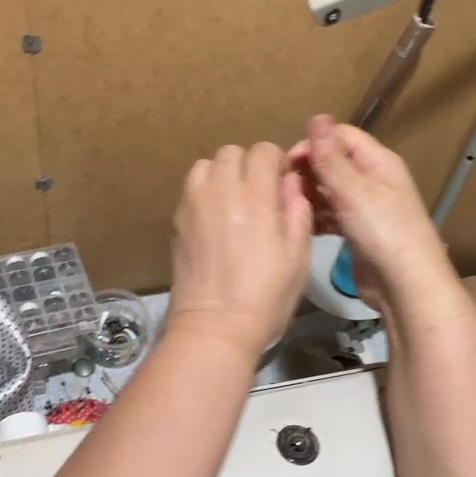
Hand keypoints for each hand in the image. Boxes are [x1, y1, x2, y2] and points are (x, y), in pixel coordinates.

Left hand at [167, 142, 313, 355]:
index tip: (281, 186)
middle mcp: (220, 190)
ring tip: (232, 203)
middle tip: (258, 194)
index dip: (276, 163)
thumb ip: (297, 210)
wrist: (215, 326)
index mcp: (256, 196)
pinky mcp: (177, 221)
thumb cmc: (266, 296)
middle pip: (232, 152)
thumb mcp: (298, 256)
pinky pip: (191, 188)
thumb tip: (291, 181)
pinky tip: (215, 219)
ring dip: (222, 175)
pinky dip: (204, 192)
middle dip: (248, 166)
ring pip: (206, 165)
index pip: (264, 150)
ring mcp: (193, 204)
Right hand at [287, 115, 455, 311]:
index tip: (288, 161)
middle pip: (333, 162)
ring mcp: (365, 207)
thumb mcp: (354, 190)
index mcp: (378, 161)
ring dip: (309, 194)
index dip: (314, 143)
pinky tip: (298, 224)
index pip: (341, 136)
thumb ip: (332, 157)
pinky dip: (316, 217)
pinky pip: (331, 215)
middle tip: (281, 186)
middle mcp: (372, 180)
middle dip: (307, 170)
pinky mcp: (357, 232)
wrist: (405, 285)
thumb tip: (317, 117)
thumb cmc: (383, 231)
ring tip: (286, 205)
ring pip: (329, 191)